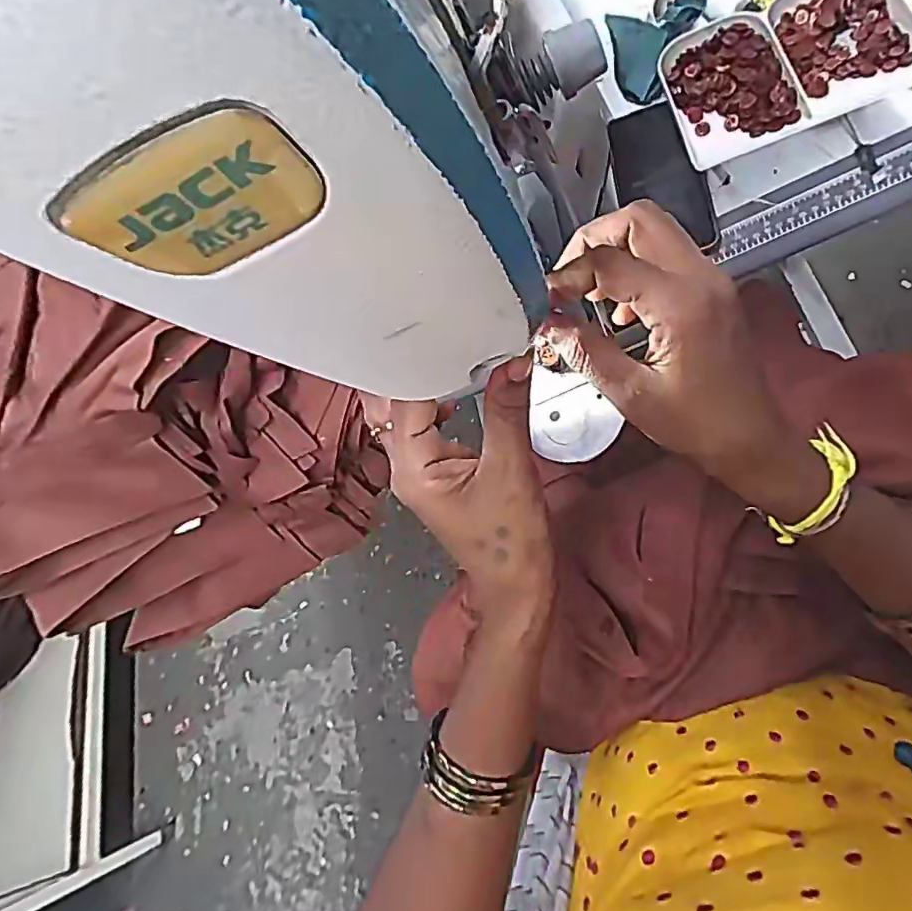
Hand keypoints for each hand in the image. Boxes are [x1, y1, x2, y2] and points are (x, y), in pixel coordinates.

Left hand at [362, 357, 553, 637]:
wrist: (517, 582)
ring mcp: (421, 469)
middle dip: (414, 364)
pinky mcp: (438, 470)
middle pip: (394, 402)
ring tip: (451, 348)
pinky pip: (427, 424)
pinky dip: (440, 397)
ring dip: (427, 380)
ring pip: (409, 411)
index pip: (405, 398)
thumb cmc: (509, 543)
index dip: (424, 361)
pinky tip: (459, 382)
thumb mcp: (512, 470)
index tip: (444, 329)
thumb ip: (507, 410)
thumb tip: (513, 362)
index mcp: (413, 468)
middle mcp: (407, 466)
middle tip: (437, 328)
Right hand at [541, 201, 819, 511]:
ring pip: (656, 231)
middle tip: (571, 276)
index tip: (553, 296)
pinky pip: (670, 256)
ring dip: (617, 251)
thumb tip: (554, 327)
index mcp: (682, 304)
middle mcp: (703, 281)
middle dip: (594, 239)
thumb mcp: (632, 394)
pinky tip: (623, 308)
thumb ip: (587, 352)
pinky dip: (639, 266)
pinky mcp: (715, 292)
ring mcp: (713, 282)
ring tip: (593, 293)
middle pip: (638, 219)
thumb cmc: (705, 425)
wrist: (749, 439)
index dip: (570, 274)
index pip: (610, 260)